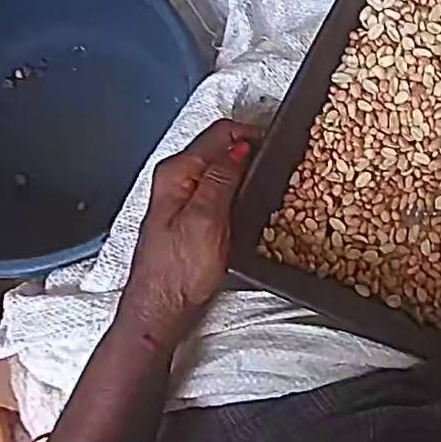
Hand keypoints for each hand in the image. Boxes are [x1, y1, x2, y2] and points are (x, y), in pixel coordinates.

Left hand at [117, 119, 260, 338]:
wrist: (162, 307)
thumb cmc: (180, 271)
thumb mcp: (207, 220)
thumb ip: (222, 179)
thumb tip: (239, 147)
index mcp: (177, 173)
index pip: (219, 133)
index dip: (251, 134)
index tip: (276, 145)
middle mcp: (177, 179)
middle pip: (219, 146)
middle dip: (249, 148)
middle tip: (277, 161)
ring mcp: (183, 196)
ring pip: (221, 167)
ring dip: (245, 167)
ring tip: (269, 177)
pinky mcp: (192, 214)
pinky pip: (219, 187)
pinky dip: (238, 186)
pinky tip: (250, 198)